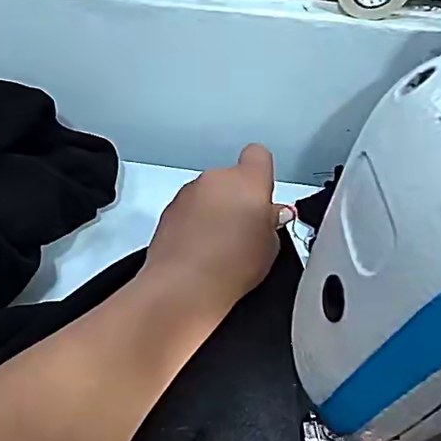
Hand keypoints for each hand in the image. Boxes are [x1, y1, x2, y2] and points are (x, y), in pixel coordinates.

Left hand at [140, 143, 293, 313]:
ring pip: (208, 194)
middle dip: (238, 199)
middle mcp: (215, 179)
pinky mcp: (168, 210)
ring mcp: (188, 193)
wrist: (184, 284)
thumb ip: (271, 222)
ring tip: (222, 248)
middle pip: (231, 179)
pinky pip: (188, 211)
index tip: (264, 196)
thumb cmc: (230, 265)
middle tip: (246, 232)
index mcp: (247, 180)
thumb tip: (269, 217)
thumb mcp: (271, 247)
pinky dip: (194, 224)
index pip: (258, 156)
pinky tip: (201, 252)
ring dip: (214, 212)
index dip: (262, 174)